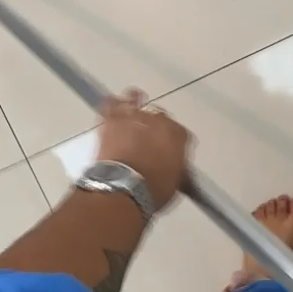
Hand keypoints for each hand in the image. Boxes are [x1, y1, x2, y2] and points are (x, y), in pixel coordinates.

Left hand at [95, 89, 191, 207]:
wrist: (124, 188)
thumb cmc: (153, 190)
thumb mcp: (175, 183)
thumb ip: (178, 169)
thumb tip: (179, 170)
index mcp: (178, 136)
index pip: (180, 134)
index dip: (172, 143)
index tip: (167, 152)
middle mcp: (159, 121)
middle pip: (159, 118)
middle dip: (154, 127)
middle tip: (147, 141)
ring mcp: (135, 117)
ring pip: (136, 102)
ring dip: (134, 106)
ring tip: (131, 111)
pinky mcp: (113, 120)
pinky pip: (112, 103)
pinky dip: (113, 104)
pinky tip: (112, 103)